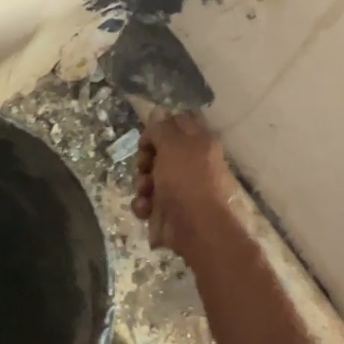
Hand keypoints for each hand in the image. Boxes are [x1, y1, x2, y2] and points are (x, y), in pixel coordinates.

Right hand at [132, 112, 240, 258]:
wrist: (197, 229)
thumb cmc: (186, 181)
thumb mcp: (172, 145)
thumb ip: (161, 128)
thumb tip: (158, 114)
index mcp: (200, 142)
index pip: (176, 123)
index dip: (158, 128)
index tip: (147, 139)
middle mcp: (193, 163)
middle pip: (160, 151)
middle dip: (146, 159)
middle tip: (144, 166)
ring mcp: (183, 187)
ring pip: (152, 177)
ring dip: (142, 184)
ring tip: (146, 192)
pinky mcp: (172, 209)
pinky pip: (150, 201)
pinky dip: (145, 205)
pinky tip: (146, 209)